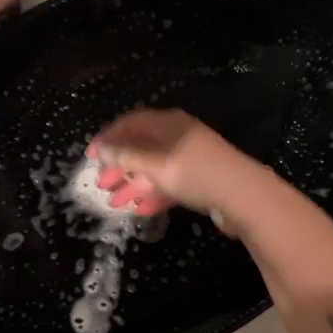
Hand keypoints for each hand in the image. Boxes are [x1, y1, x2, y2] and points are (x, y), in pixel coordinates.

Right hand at [88, 110, 253, 218]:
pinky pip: (169, 185)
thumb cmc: (195, 172)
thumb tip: (101, 149)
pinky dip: (153, 195)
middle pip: (140, 147)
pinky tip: (140, 210)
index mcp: (167, 124)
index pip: (130, 123)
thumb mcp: (155, 164)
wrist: (243, 196)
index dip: (107, 138)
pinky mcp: (199, 181)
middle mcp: (177, 137)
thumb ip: (126, 157)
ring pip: (153, 169)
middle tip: (101, 184)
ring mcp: (189, 160)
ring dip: (133, 184)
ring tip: (114, 203)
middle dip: (118, 166)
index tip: (90, 156)